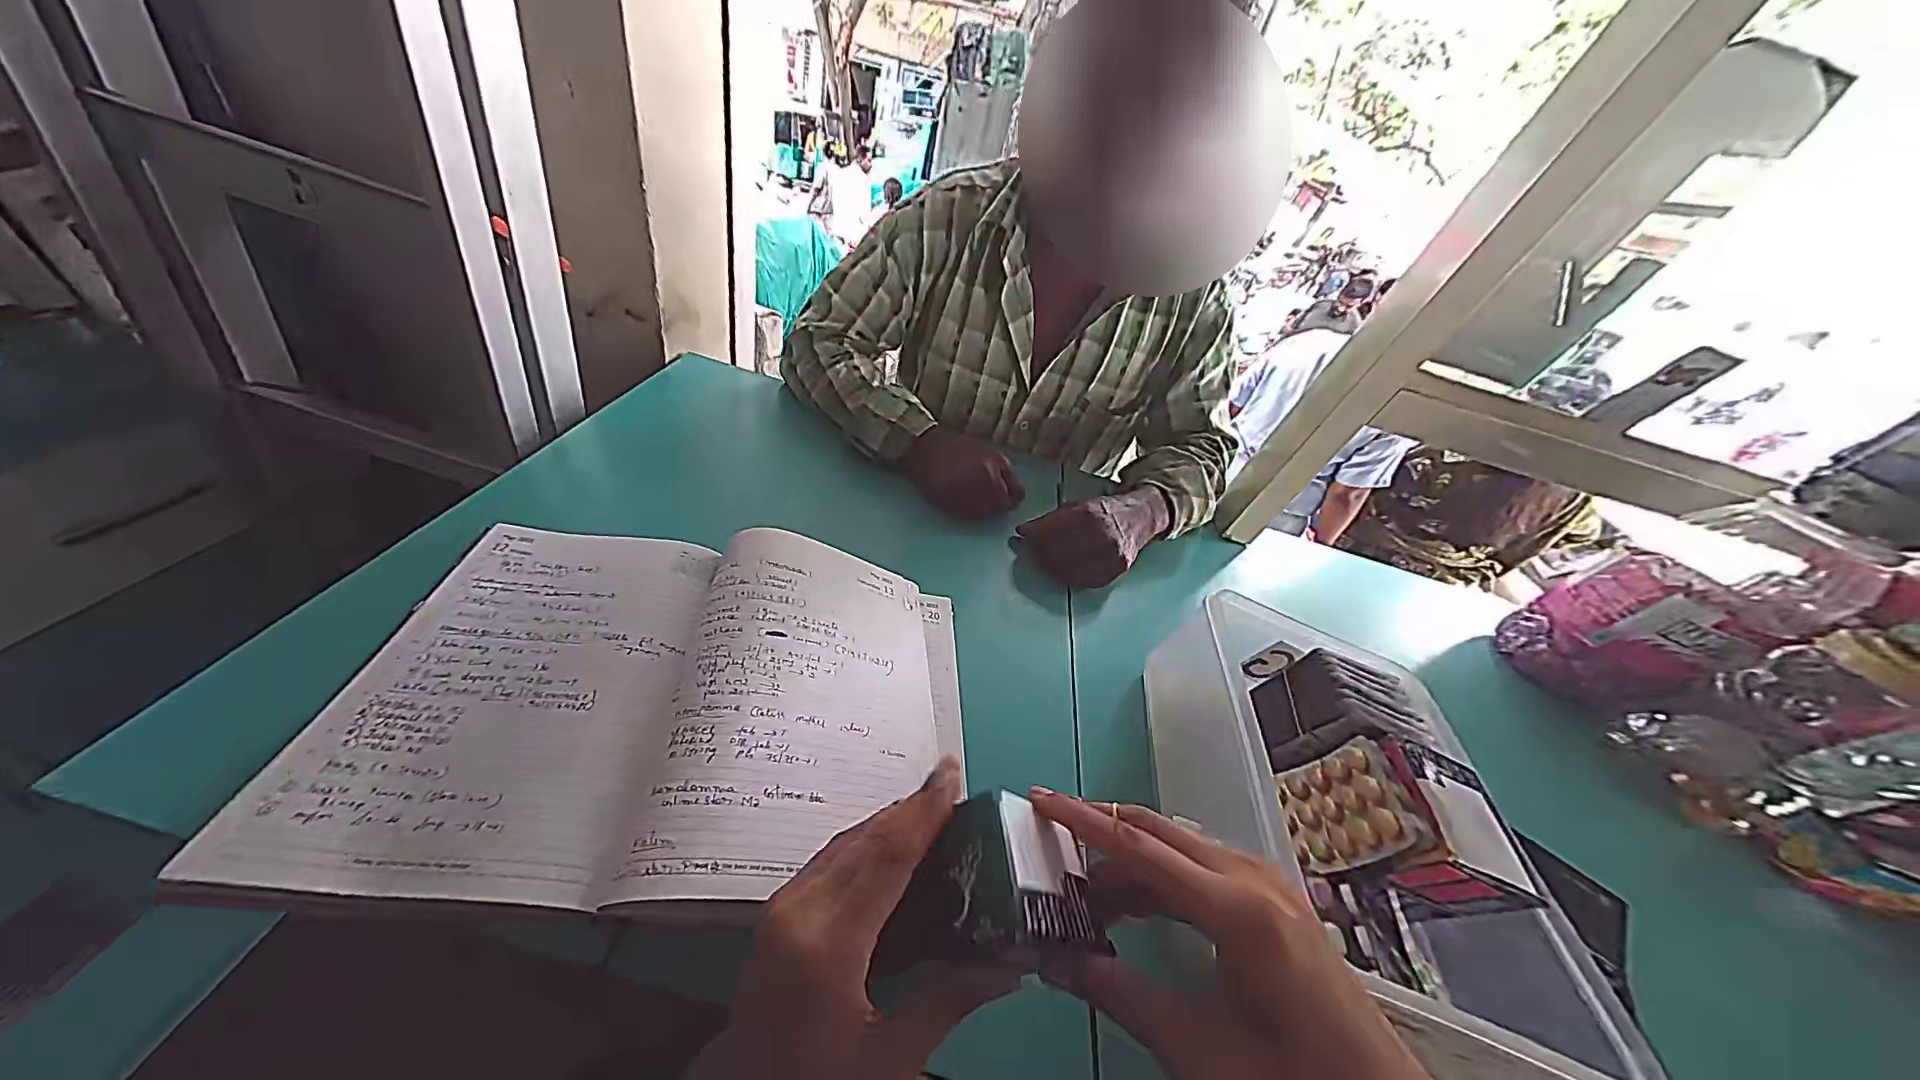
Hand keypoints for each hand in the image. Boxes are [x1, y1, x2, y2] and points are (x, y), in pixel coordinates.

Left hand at [686, 758, 1019, 1079]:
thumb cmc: (813, 1077)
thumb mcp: (890, 1055)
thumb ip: (951, 1001)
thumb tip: (1005, 967)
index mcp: (829, 946)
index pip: (888, 858)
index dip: (924, 812)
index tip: (950, 779)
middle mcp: (801, 912)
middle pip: (868, 838)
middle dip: (912, 806)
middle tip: (949, 783)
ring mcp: (784, 905)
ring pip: (847, 839)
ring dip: (890, 817)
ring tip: (929, 803)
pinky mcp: (780, 906)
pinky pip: (831, 854)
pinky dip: (867, 836)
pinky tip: (889, 836)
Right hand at [900, 426, 1025, 519]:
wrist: (926, 452)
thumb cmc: (959, 448)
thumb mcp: (990, 453)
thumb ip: (1007, 474)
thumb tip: (1017, 494)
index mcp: (994, 476)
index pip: (1015, 497)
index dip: (1012, 494)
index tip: (1007, 490)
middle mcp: (982, 493)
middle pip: (1001, 509)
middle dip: (999, 501)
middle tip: (988, 489)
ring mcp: (967, 504)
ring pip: (986, 515)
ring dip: (985, 508)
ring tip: (974, 491)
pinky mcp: (953, 511)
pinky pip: (970, 517)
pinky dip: (971, 510)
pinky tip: (963, 496)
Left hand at [1015, 489, 1169, 588]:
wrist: (1138, 519)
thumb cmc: (1103, 512)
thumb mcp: (1075, 507)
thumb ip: (1049, 519)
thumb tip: (1022, 532)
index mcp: (1090, 514)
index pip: (1051, 531)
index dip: (1032, 538)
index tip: (1019, 540)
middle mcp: (1102, 535)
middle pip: (1058, 552)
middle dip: (1037, 554)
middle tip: (1028, 553)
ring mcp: (1111, 555)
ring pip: (1069, 570)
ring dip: (1048, 568)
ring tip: (1041, 563)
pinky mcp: (1116, 570)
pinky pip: (1084, 581)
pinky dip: (1067, 577)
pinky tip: (1059, 571)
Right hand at [1028, 790, 1430, 1079]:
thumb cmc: (1292, 1073)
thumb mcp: (1196, 1043)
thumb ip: (1120, 993)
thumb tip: (1059, 961)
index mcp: (1236, 907)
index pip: (1138, 845)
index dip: (1082, 820)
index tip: (1042, 799)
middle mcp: (1253, 878)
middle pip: (1157, 832)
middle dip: (1101, 831)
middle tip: (1053, 843)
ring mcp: (1267, 884)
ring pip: (1179, 847)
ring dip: (1131, 861)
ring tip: (1090, 893)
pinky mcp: (1273, 900)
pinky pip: (1202, 867)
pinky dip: (1161, 878)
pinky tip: (1140, 905)